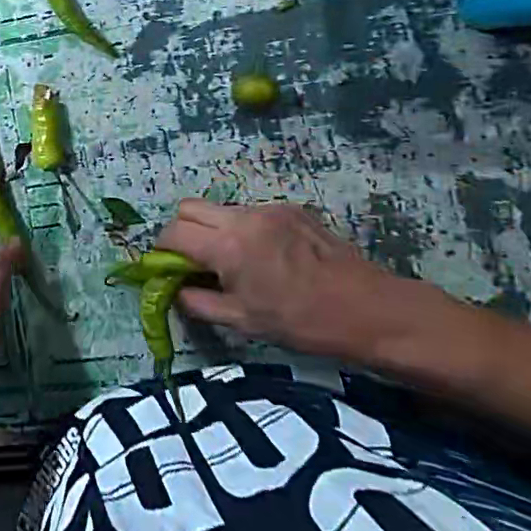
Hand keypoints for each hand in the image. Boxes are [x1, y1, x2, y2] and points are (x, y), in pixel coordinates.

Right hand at [155, 200, 477, 369]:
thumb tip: (174, 291)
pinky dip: (240, 229)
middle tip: (192, 262)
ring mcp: (269, 208)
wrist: (369, 309)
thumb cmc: (302, 322)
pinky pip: (249, 212)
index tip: (166, 271)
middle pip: (189, 208)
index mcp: (228, 246)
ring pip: (219, 208)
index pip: (173, 233)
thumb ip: (198, 302)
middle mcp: (244, 217)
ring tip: (231, 262)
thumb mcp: (243, 321)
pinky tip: (262, 256)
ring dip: (211, 229)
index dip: (161, 252)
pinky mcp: (291, 208)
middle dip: (181, 232)